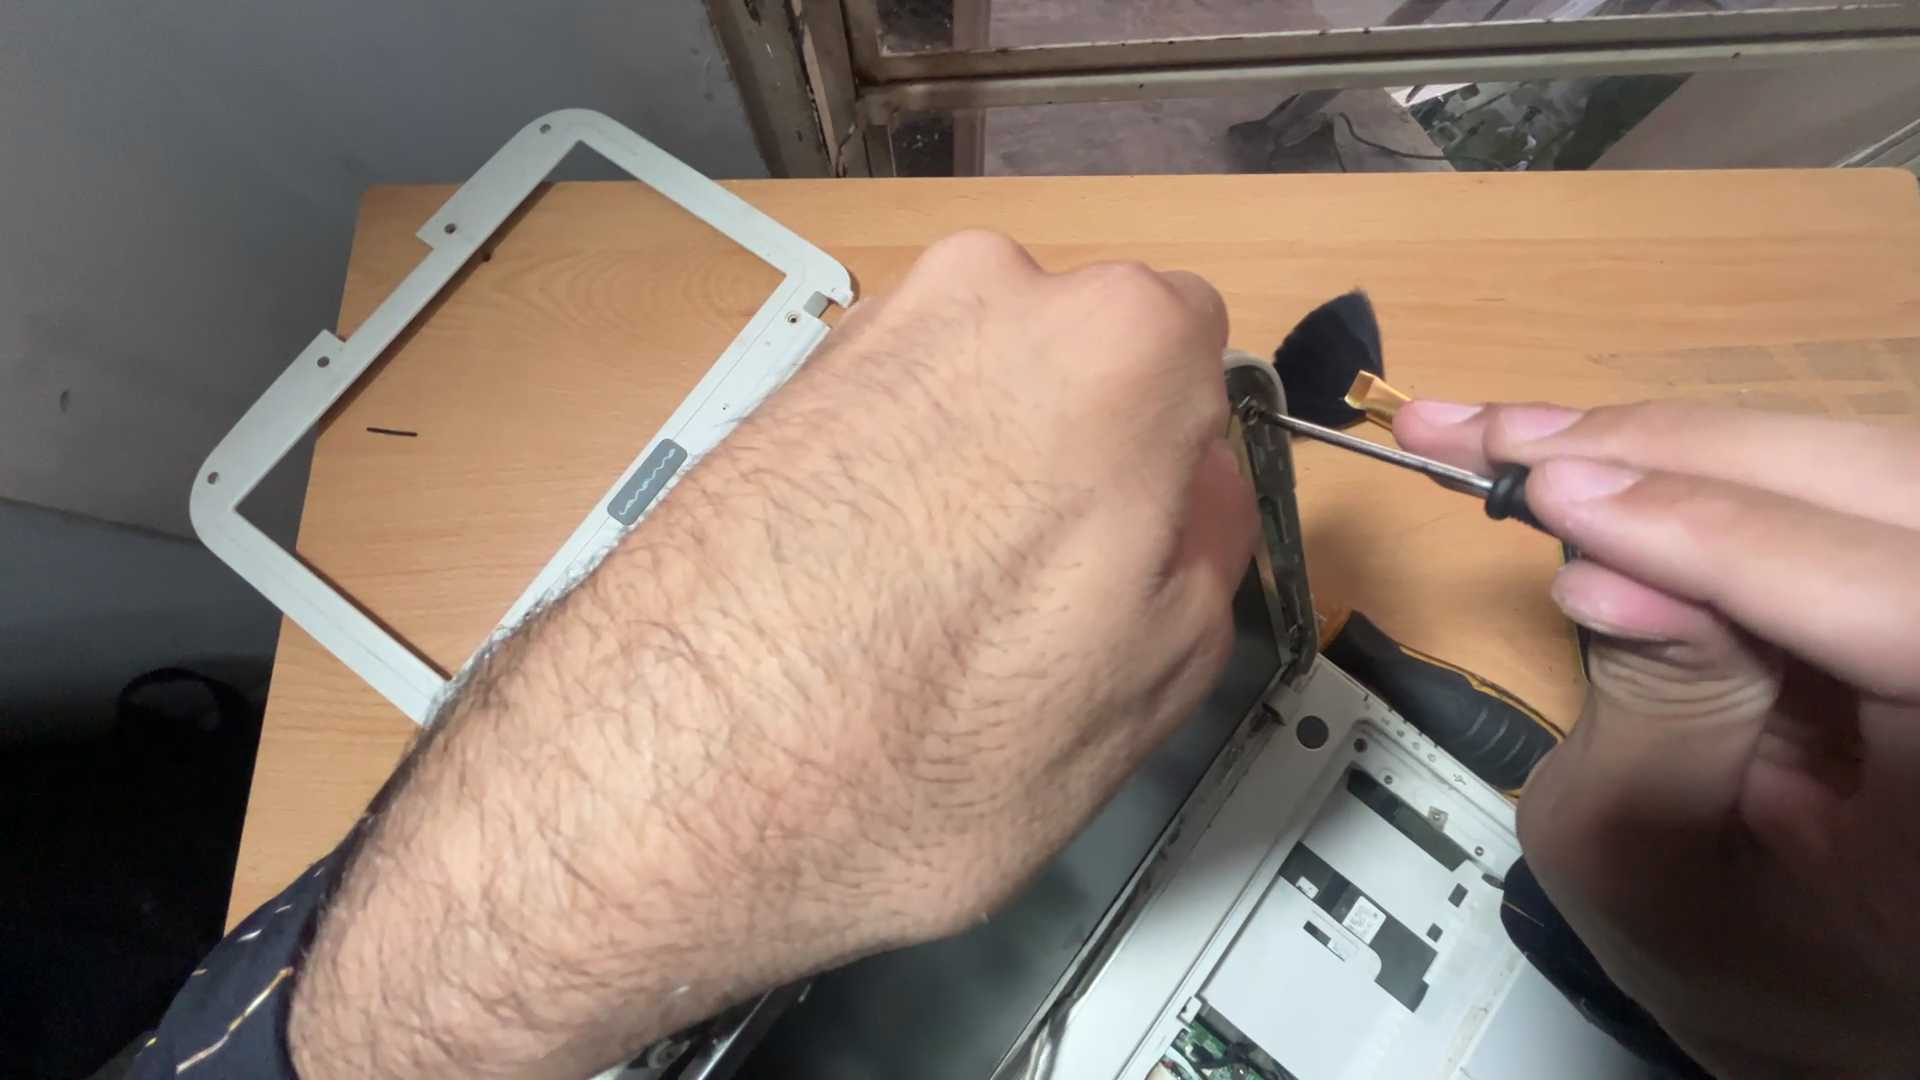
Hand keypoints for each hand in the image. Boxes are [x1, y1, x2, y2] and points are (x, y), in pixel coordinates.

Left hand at [289, 231, 1254, 1078]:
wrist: (651, 783)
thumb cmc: (900, 756)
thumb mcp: (1146, 683)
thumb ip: (1208, 560)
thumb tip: (1196, 507)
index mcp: (1113, 357)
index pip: (1200, 366)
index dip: (1179, 465)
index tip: (1142, 539)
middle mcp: (987, 303)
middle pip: (1092, 368)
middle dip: (1091, 462)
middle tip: (1050, 586)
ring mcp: (875, 332)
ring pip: (993, 389)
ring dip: (993, 476)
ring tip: (949, 598)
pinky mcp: (794, 379)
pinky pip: (903, 413)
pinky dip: (908, 478)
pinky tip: (882, 580)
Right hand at [1398, 399, 1919, 1078]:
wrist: (1814, 972)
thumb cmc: (1726, 954)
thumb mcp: (1647, 856)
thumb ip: (1648, 714)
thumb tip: (1597, 572)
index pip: (1918, 620)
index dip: (1736, 544)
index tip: (1558, 500)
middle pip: (1892, 498)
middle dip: (1669, 457)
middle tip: (1492, 436)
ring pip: (1844, 465)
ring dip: (1651, 441)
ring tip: (1499, 436)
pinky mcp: (1895, 575)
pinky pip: (1800, 485)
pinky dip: (1667, 459)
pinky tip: (1563, 452)